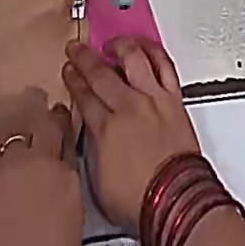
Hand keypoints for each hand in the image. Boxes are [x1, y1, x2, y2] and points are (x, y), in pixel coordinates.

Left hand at [0, 103, 83, 245]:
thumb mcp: (69, 228)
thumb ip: (65, 193)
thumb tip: (57, 181)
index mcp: (67, 179)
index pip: (67, 139)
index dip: (64, 125)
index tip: (63, 116)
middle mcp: (38, 163)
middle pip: (43, 124)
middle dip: (44, 114)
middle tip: (39, 100)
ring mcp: (6, 167)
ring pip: (16, 139)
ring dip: (19, 137)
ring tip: (18, 138)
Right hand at [63, 37, 201, 234]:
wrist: (176, 202)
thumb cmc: (140, 200)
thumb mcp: (99, 182)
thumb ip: (92, 150)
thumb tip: (89, 137)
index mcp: (104, 128)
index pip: (83, 94)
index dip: (73, 80)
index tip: (69, 71)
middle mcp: (127, 107)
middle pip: (100, 73)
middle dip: (84, 58)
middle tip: (76, 49)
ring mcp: (152, 100)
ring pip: (133, 59)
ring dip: (119, 46)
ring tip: (112, 43)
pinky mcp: (173, 99)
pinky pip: (164, 66)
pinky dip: (154, 52)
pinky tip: (146, 47)